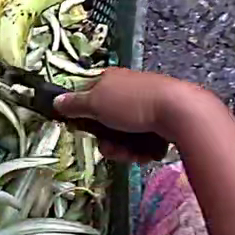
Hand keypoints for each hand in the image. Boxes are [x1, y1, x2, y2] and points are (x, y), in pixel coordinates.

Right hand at [53, 69, 220, 159]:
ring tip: (131, 154)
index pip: (86, 96)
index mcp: (110, 80)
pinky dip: (140, 149)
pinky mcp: (159, 122)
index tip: (80, 128)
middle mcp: (126, 91)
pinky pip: (141, 140)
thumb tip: (55, 100)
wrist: (179, 112)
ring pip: (122, 135)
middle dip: (106, 140)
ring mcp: (144, 107)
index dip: (81, 114)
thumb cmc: (132, 103)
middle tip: (111, 147)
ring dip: (123, 149)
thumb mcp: (96, 102)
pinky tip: (146, 153)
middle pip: (104, 121)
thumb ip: (74, 104)